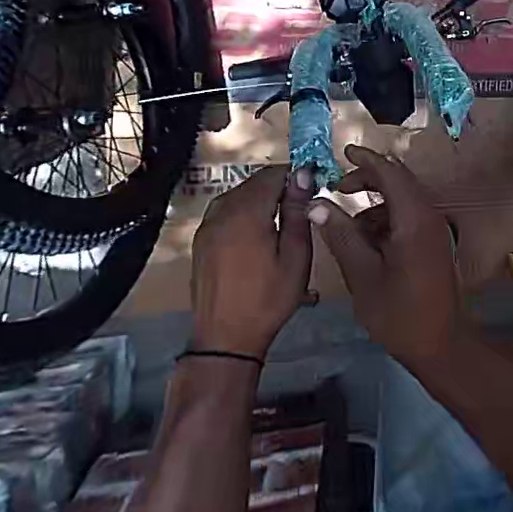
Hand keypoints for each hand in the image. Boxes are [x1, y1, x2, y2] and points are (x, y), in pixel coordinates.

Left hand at [189, 164, 315, 358]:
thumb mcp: (295, 256)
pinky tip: (256, 235)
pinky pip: (226, 211)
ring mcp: (207, 223)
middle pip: (254, 182)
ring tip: (280, 223)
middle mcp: (222, 209)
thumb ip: (297, 211)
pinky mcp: (201, 237)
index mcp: (247, 210)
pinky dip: (243, 213)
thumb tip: (303, 175)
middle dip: (278, 187)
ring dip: (260, 200)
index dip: (295, 176)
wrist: (225, 337)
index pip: (273, 174)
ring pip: (239, 195)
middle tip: (299, 208)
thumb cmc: (268, 298)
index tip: (311, 188)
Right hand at [309, 145, 464, 366]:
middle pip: (397, 181)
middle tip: (338, 187)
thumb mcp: (363, 274)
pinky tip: (365, 240)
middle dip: (367, 179)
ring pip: (401, 199)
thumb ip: (341, 234)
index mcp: (414, 219)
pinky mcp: (432, 243)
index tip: (343, 154)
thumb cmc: (400, 313)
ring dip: (374, 201)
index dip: (366, 160)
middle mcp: (428, 217)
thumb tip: (316, 204)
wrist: (442, 348)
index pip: (390, 173)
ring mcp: (433, 230)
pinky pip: (406, 216)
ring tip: (347, 221)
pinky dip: (384, 217)